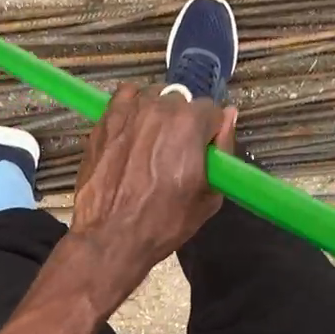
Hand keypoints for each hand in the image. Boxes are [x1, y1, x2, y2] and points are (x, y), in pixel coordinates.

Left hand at [67, 84, 236, 305]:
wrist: (110, 236)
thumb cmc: (162, 223)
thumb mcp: (208, 197)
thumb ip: (223, 152)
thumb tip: (228, 117)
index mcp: (190, 124)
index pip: (212, 111)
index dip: (210, 133)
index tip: (203, 153)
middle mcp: (160, 108)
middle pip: (182, 102)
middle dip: (184, 123)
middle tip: (176, 154)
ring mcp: (129, 111)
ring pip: (154, 97)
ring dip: (158, 114)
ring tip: (151, 144)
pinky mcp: (105, 119)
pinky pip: (126, 97)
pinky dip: (133, 108)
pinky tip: (132, 130)